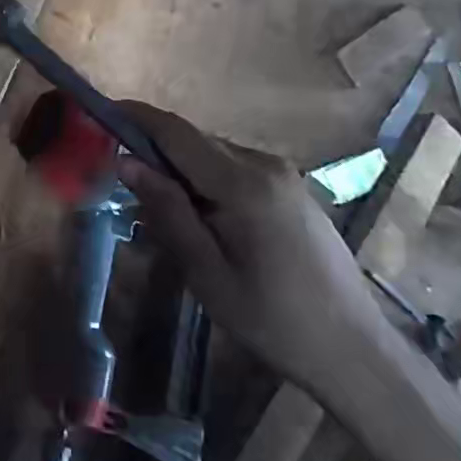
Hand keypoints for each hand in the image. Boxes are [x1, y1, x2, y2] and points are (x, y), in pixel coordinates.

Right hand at [116, 102, 381, 389]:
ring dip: (185, 168)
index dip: (139, 117)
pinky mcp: (292, 186)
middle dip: (159, 151)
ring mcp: (283, 172)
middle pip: (196, 141)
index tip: (105, 111)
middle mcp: (264, 163)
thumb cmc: (273, 319)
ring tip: (169, 212)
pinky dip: (210, 179)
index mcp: (243, 183)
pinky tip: (208, 219)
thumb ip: (167, 211)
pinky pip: (237, 167)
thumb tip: (126, 161)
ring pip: (216, 154)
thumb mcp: (207, 272)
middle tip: (129, 184)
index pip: (178, 132)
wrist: (355, 348)